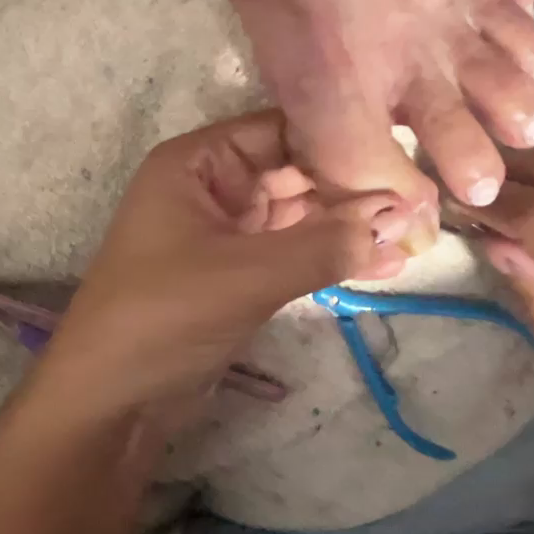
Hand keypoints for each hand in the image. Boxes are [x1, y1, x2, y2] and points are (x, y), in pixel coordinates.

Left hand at [33, 110, 410, 421]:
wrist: (109, 403)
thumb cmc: (163, 317)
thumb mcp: (246, 275)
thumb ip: (324, 243)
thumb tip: (403, 215)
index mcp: (197, 163)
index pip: (280, 129)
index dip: (339, 139)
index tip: (405, 153)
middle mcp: (212, 186)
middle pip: (294, 170)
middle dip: (353, 188)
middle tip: (424, 203)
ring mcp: (225, 231)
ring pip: (299, 214)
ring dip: (349, 227)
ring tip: (418, 235)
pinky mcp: (238, 272)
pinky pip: (293, 251)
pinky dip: (331, 256)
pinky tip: (384, 264)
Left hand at [193, 0, 533, 252]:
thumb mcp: (279, 76)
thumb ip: (328, 137)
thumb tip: (373, 188)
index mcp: (366, 108)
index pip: (409, 180)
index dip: (431, 199)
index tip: (444, 205)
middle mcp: (432, 65)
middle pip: (495, 126)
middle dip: (503, 151)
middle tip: (505, 158)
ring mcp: (463, 0)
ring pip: (522, 62)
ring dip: (526, 88)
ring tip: (526, 102)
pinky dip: (521, 11)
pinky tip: (515, 14)